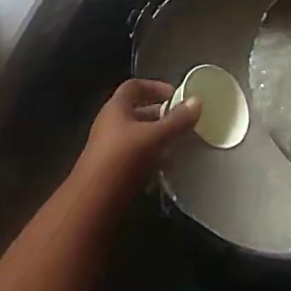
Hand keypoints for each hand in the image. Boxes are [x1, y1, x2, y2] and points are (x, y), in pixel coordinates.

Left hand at [77, 78, 201, 191]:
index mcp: (116, 108)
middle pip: (138, 112)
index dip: (155, 87)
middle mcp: (111, 123)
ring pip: (138, 136)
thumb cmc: (121, 160)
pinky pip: (136, 157)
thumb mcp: (153, 137)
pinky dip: (151, 159)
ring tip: (179, 148)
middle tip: (183, 124)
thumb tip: (197, 101)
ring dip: (158, 140)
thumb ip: (176, 121)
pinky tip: (165, 170)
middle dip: (161, 116)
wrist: (93, 204)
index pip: (135, 86)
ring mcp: (110, 147)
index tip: (177, 96)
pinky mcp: (112, 170)